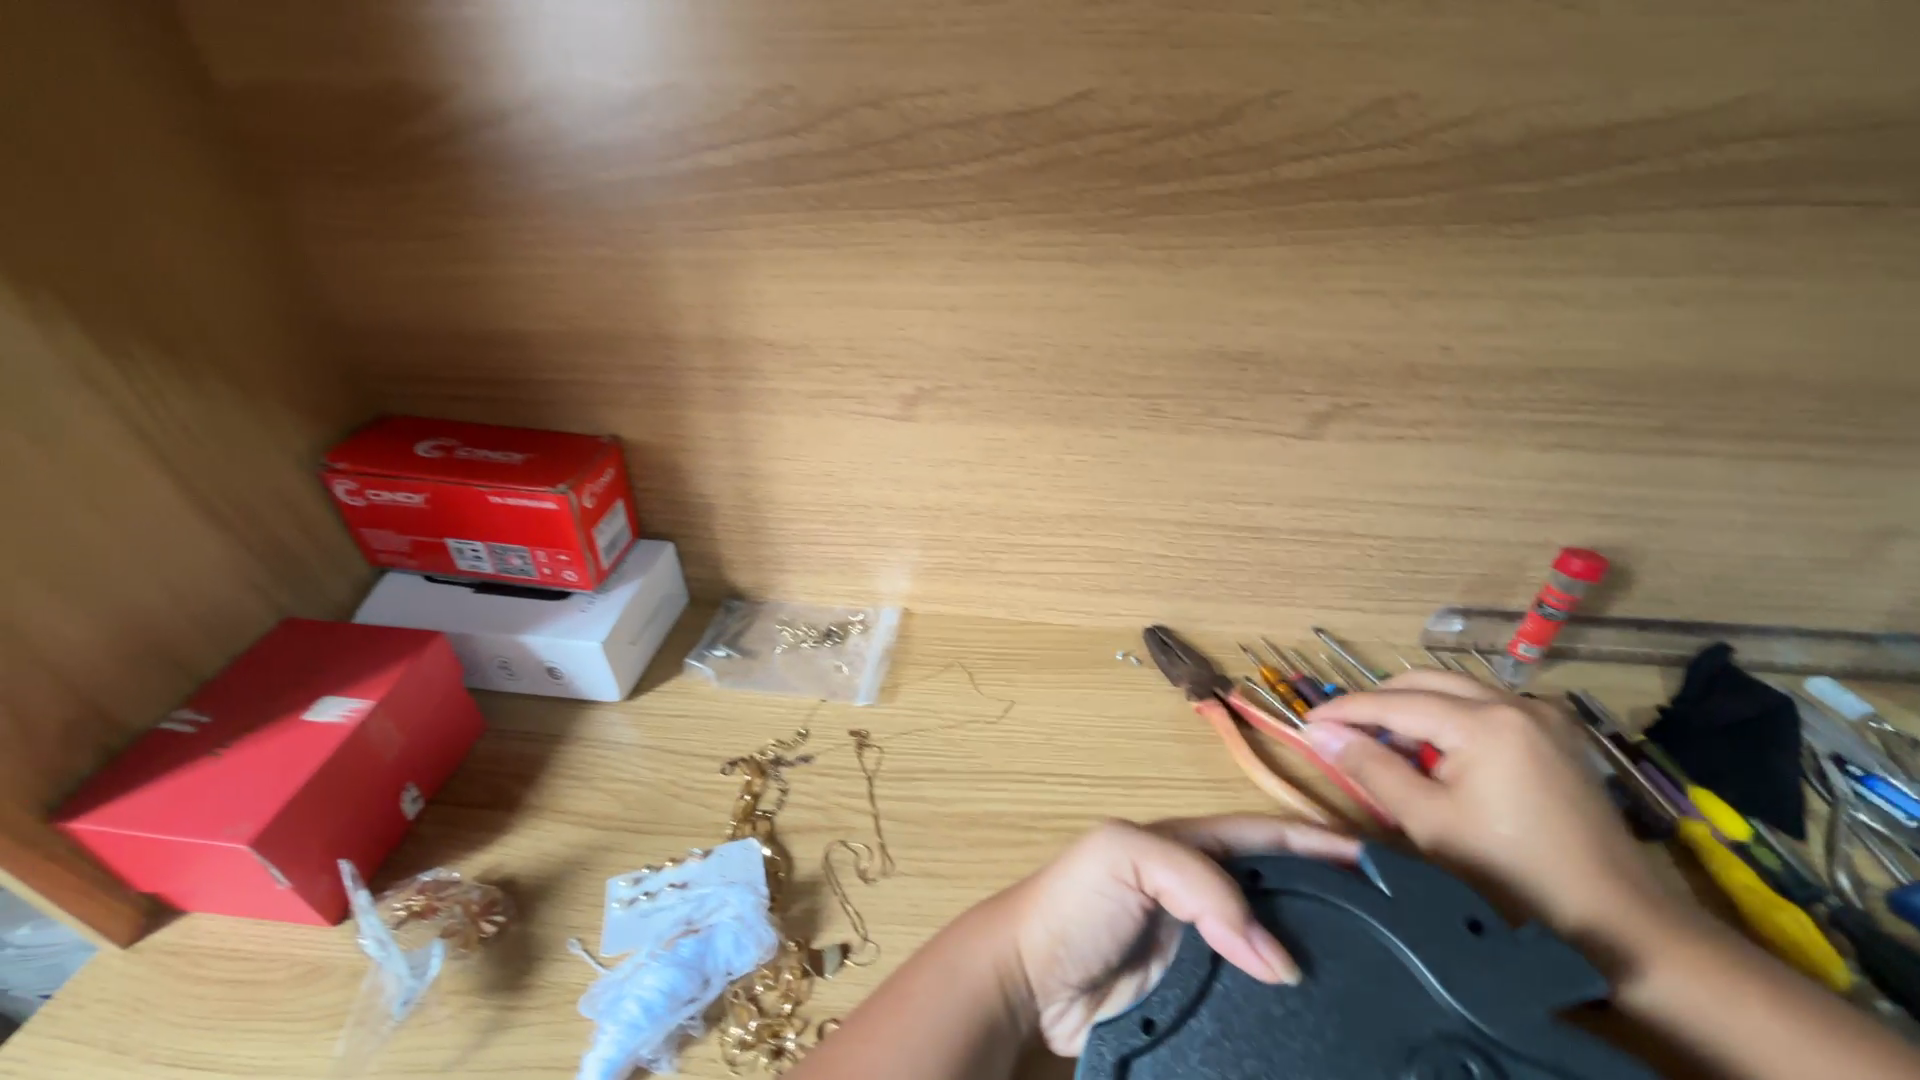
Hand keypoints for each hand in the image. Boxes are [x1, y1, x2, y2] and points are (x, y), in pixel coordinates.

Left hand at [1002, 815, 1359, 1056]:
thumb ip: (1201, 886)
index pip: (1262, 835)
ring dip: (1315, 948)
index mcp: (1185, 844)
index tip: (1375, 861)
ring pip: (1271, 942)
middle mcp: (1199, 890)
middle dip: (1328, 894)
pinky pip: (1254, 993)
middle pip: (1276, 888)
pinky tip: (1322, 1009)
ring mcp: (1200, 944)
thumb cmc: (1072, 904)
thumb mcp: (1126, 857)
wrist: (1031, 983)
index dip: (1315, 843)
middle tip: (1389, 919)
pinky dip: (1289, 999)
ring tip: (1374, 965)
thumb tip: (1276, 956)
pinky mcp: (1199, 995)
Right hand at [1302, 672, 1686, 957]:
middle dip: (1378, 703)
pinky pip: (1487, 709)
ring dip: (1414, 711)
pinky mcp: (1559, 736)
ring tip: (1382, 745)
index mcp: (1485, 722)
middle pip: (1425, 682)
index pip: (1394, 703)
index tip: (1306, 722)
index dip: (1345, 711)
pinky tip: (1435, 754)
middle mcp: (1516, 702)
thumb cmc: (1512, 871)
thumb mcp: (1427, 821)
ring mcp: (1543, 716)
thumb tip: (1320, 734)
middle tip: (1341, 732)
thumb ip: (1370, 768)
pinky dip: (1450, 721)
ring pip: (1456, 692)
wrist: (1617, 918)